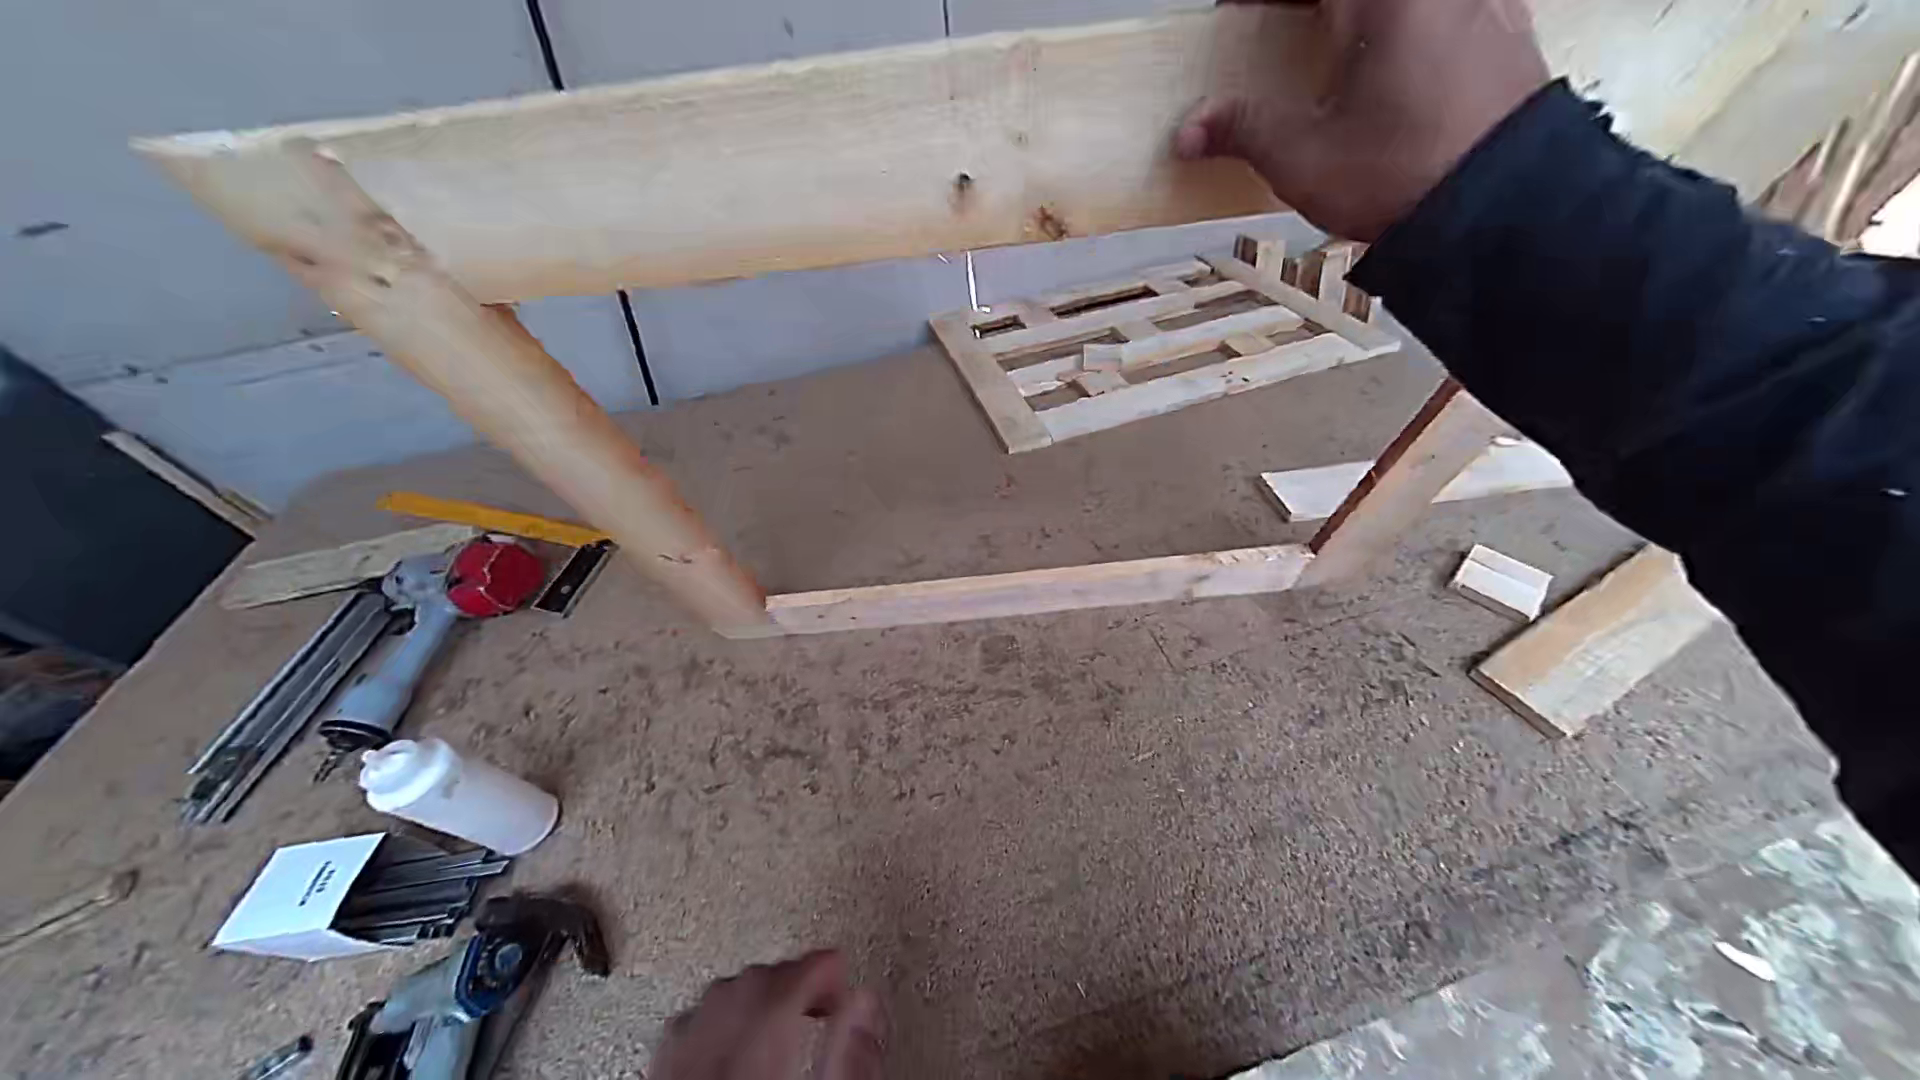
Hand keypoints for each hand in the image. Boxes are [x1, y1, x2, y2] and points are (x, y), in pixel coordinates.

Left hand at [650, 950, 886, 1079]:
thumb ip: (851, 1063)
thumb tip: (867, 1007)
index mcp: (755, 1058)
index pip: (790, 982)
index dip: (825, 969)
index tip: (844, 978)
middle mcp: (709, 1059)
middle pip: (753, 983)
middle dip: (794, 978)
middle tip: (827, 997)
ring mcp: (677, 1072)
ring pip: (716, 998)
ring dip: (756, 994)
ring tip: (788, 1011)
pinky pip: (685, 1031)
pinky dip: (716, 1020)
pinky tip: (732, 1041)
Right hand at [1176, 0, 1550, 240]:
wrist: (1500, 209)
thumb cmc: (1402, 176)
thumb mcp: (1304, 159)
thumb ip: (1245, 130)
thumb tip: (1190, 129)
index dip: (1259, 5)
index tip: (1233, 18)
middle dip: (1301, 18)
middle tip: (1277, 33)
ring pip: (1391, 5)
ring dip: (1349, 22)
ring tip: (1324, 47)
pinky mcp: (1503, 23)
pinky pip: (1437, 8)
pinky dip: (1396, 26)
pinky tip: (1384, 60)